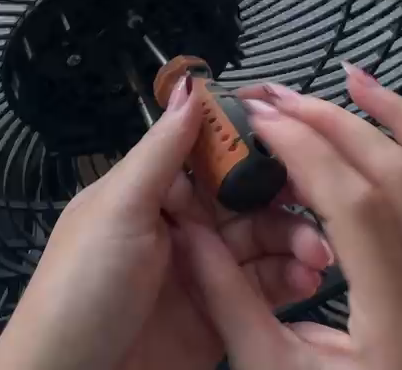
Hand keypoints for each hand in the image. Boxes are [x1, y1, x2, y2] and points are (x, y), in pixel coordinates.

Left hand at [0, 76, 329, 369]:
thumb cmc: (83, 284)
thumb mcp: (120, 207)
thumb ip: (162, 150)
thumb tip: (188, 83)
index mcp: (151, 189)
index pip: (209, 154)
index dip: (250, 146)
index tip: (293, 140)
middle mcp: (180, 224)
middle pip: (243, 199)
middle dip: (281, 199)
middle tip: (319, 204)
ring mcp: (201, 272)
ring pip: (259, 243)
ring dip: (292, 240)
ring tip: (318, 251)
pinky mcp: (218, 318)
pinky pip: (261, 292)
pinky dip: (289, 282)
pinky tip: (309, 278)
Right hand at [172, 64, 401, 369]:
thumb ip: (227, 296)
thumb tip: (186, 222)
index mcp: (399, 327)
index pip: (359, 208)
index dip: (307, 150)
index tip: (259, 118)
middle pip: (400, 179)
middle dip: (333, 123)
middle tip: (277, 97)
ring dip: (400, 118)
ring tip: (353, 78)